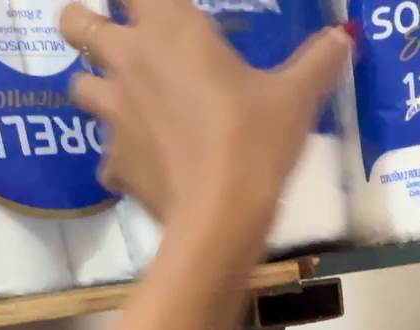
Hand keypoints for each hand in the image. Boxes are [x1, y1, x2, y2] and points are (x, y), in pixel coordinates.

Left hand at [59, 0, 350, 244]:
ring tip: (123, 105)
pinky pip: (105, 158)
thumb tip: (344, 38)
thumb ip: (318, 63)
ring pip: (78, 86)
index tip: (152, 7)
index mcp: (169, 27)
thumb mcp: (296, 99)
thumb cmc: (256, 143)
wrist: (220, 218)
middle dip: (84, 23)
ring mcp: (114, 115)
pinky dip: (119, 161)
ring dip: (95, 88)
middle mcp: (129, 61)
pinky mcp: (115, 165)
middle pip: (74, 21)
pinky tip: (142, 169)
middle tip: (113, 39)